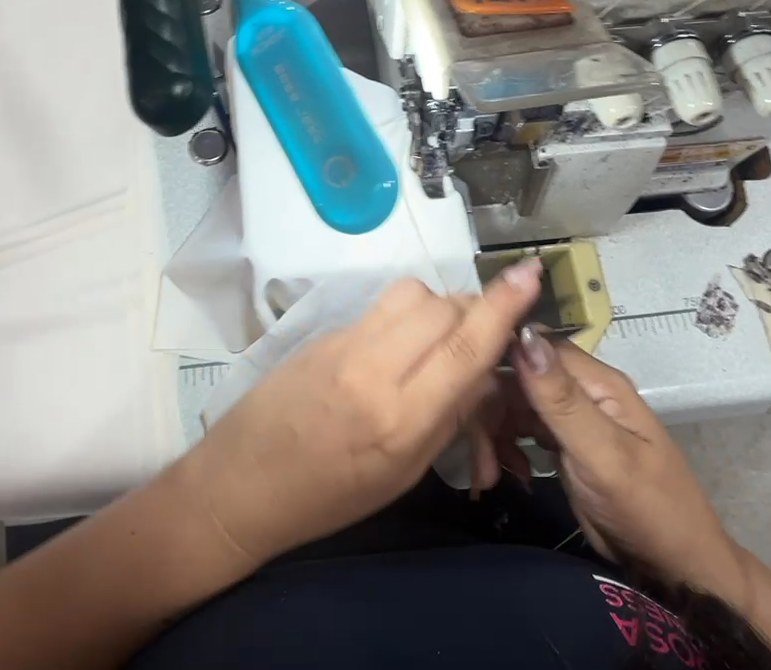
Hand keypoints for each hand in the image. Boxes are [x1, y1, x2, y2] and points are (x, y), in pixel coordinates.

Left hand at [170, 261, 544, 566]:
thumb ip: (447, 416)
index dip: (503, 307)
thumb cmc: (328, 498)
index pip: (464, 347)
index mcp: (400, 419)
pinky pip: (380, 309)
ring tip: (438, 339)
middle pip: (442, 308)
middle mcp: (373, 370)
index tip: (530, 273)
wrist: (241, 484)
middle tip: (480, 335)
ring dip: (438, 307)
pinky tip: (398, 346)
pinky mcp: (323, 333)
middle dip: (473, 311)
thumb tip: (483, 373)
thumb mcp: (402, 473)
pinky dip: (404, 317)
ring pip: (411, 294)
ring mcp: (343, 344)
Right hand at [494, 333, 750, 604]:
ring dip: (493, 435)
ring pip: (513, 405)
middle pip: (517, 377)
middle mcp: (582, 391)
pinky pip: (519, 430)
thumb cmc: (647, 508)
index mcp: (597, 383)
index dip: (496, 363)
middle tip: (480, 459)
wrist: (675, 569)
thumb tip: (523, 334)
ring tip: (488, 474)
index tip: (464, 394)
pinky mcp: (561, 445)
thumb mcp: (602, 454)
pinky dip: (505, 450)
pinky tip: (506, 475)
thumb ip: (561, 398)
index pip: (533, 348)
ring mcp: (570, 419)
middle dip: (490, 411)